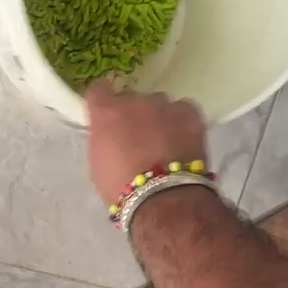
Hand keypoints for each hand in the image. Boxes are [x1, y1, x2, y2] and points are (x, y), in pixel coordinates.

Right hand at [85, 79, 207, 203]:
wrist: (162, 197)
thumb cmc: (120, 187)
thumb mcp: (98, 163)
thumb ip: (103, 139)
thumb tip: (111, 135)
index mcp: (106, 112)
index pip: (98, 90)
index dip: (102, 102)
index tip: (105, 116)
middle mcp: (134, 101)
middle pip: (130, 98)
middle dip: (131, 114)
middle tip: (136, 138)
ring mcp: (164, 105)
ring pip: (158, 104)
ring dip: (157, 117)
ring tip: (163, 142)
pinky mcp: (190, 113)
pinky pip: (182, 109)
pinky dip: (180, 121)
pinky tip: (181, 140)